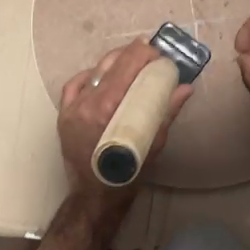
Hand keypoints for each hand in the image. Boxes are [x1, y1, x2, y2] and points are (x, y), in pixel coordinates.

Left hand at [58, 39, 193, 202]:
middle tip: (149, 54)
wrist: (94, 197)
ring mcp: (71, 110)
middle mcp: (85, 105)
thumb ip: (166, 113)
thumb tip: (185, 88)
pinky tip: (101, 76)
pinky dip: (88, 77)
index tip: (157, 53)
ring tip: (128, 61)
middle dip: (131, 55)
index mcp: (105, 110)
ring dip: (112, 63)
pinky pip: (73, 87)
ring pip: (92, 73)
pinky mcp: (63, 116)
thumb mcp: (152, 144)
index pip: (125, 67)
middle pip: (109, 66)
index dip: (142, 53)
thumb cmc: (125, 176)